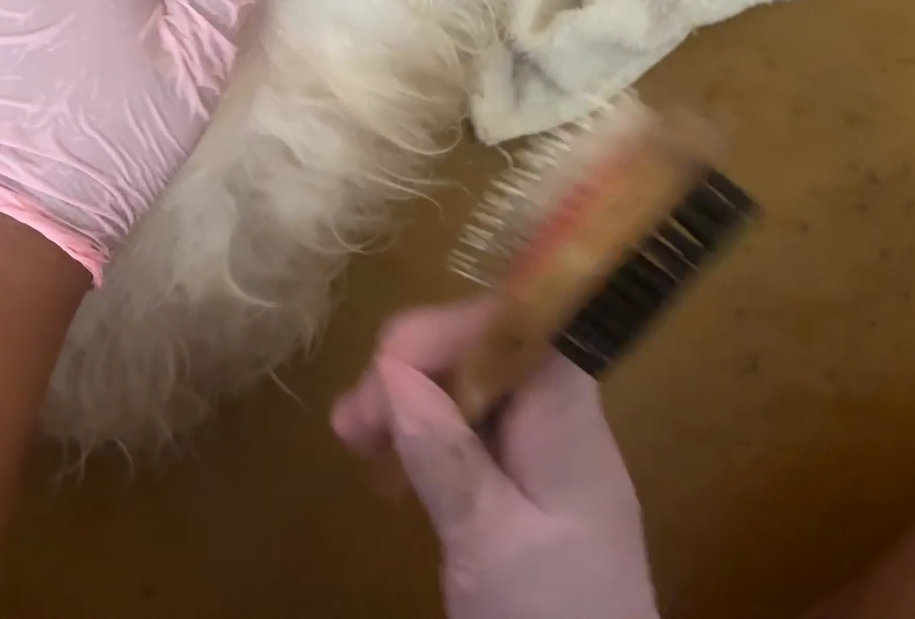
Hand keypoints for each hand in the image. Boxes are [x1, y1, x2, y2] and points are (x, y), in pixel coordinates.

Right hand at [333, 302, 663, 618]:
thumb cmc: (552, 616)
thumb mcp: (488, 540)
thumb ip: (445, 455)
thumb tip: (390, 369)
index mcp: (563, 408)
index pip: (501, 324)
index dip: (435, 336)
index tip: (376, 381)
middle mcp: (553, 407)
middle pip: (474, 348)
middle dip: (407, 371)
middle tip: (351, 426)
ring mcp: (537, 438)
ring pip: (461, 382)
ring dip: (405, 399)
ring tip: (356, 439)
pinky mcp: (519, 469)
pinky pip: (465, 422)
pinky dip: (421, 430)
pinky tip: (390, 458)